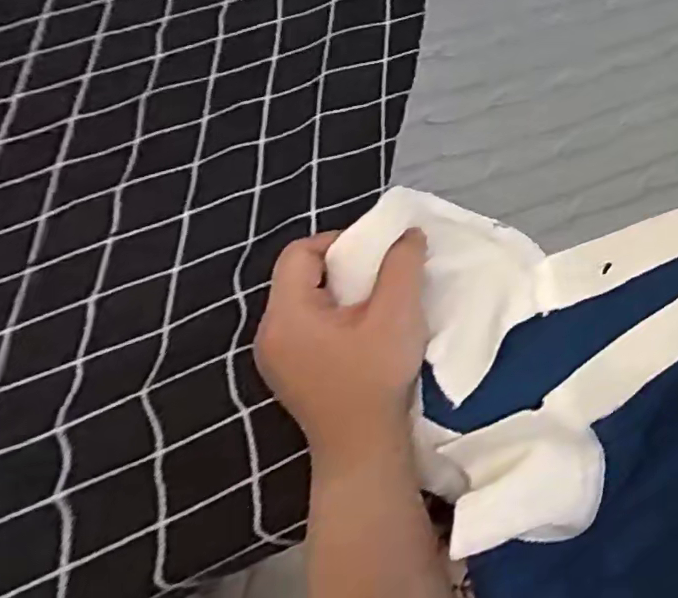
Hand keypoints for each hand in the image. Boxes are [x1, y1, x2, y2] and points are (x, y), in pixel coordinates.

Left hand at [254, 229, 427, 468]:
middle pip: (302, 275)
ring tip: (385, 299)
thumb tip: (407, 233)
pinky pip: (313, 323)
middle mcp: (270, 332)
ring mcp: (278, 355)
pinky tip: (371, 328)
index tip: (381, 252)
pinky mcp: (294, 369)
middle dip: (349, 265)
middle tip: (388, 273)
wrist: (363, 442)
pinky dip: (343, 313)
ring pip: (310, 299)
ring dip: (348, 290)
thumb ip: (401, 264)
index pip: (299, 252)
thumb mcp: (397, 311)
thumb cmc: (376, 372)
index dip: (340, 241)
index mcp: (285, 315)